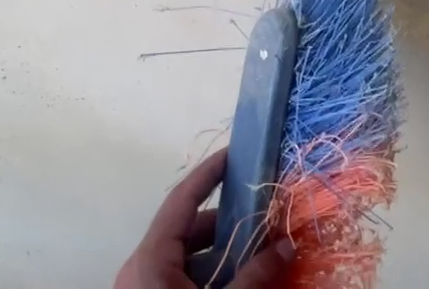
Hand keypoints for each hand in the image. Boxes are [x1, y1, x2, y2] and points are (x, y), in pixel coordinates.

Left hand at [115, 147, 293, 288]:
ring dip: (225, 255)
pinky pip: (182, 282)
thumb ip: (256, 275)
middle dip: (231, 223)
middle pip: (189, 231)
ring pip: (188, 260)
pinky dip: (212, 278)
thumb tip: (288, 244)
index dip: (210, 173)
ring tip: (261, 256)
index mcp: (150, 260)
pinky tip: (241, 284)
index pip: (182, 199)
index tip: (237, 152)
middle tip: (266, 218)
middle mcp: (140, 270)